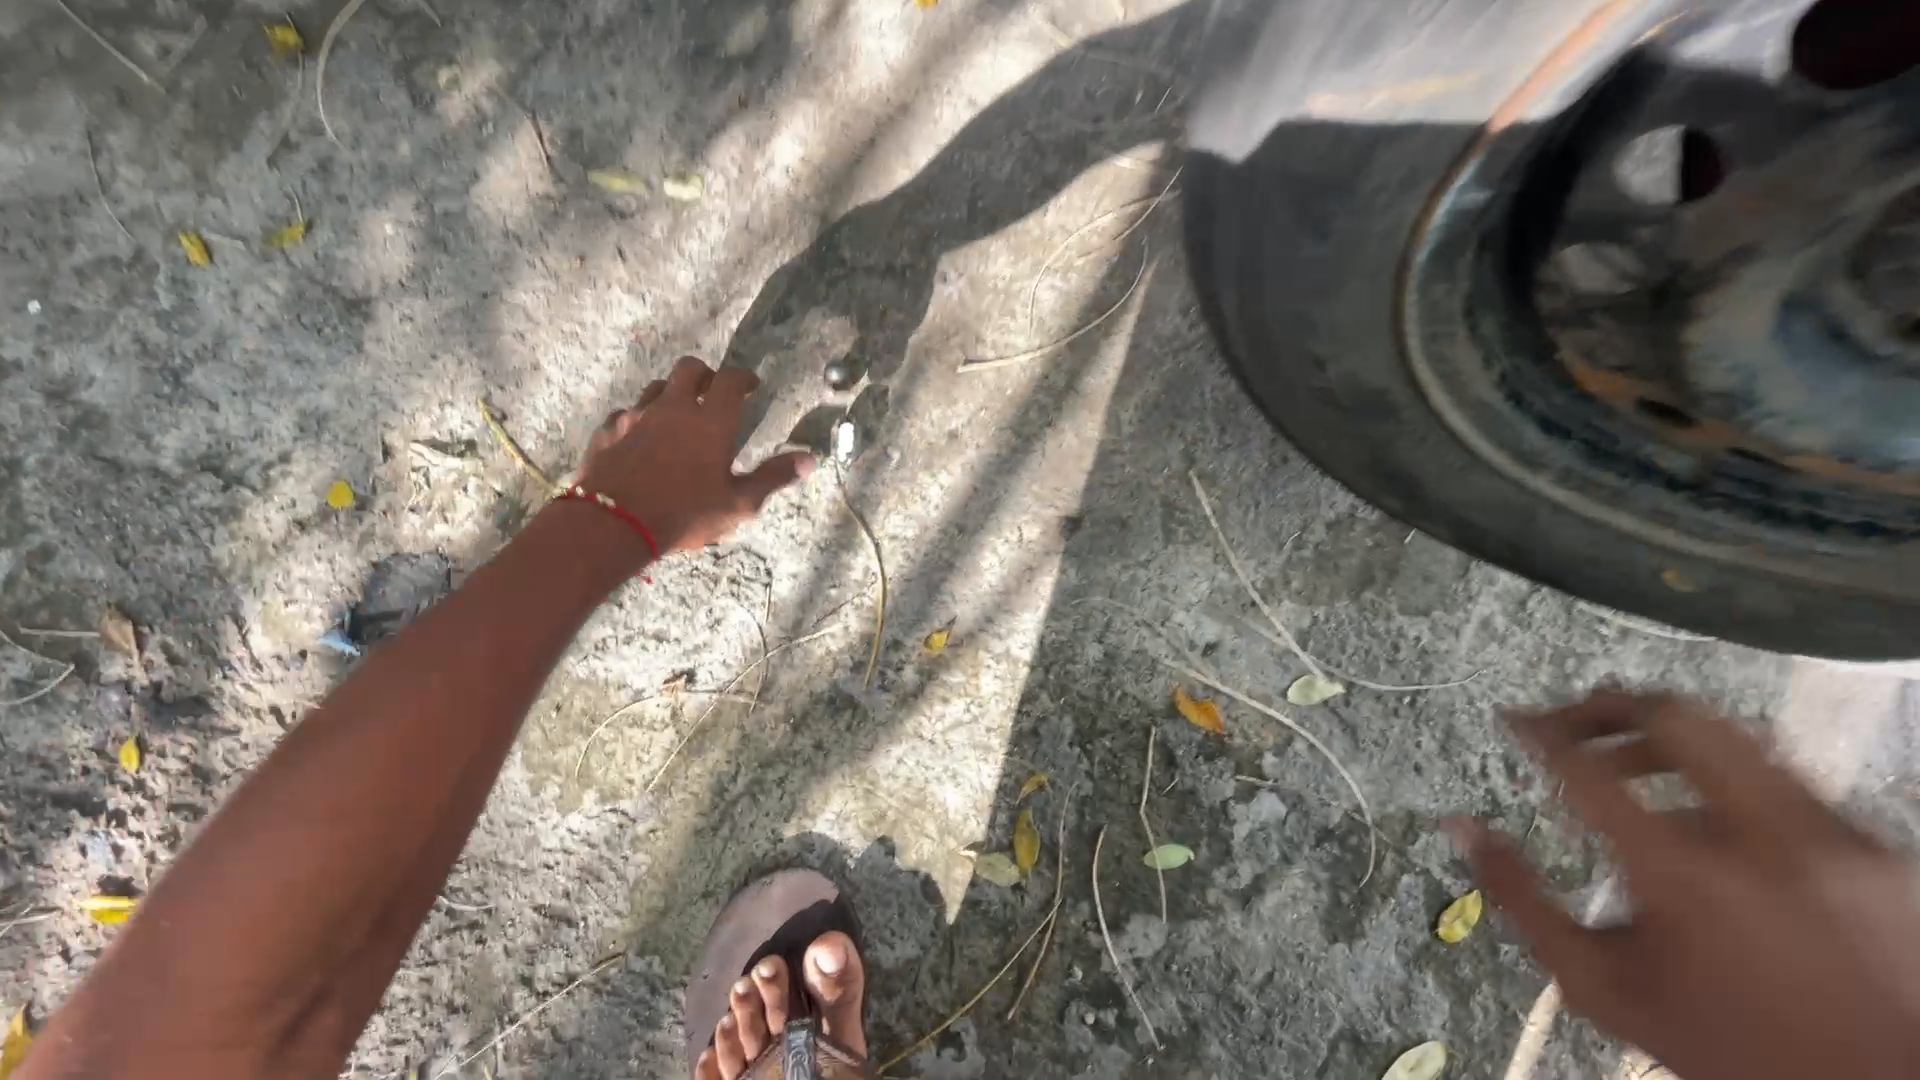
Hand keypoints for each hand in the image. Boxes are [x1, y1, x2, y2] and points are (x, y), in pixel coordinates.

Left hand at [576, 355, 812, 554]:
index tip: (751, 385)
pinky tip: (640, 438)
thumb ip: (773, 477)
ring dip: (671, 394)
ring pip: (656, 388)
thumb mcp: (739, 503)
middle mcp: (673, 408)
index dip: (743, 377)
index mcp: (711, 421)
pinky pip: (624, 414)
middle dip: (705, 375)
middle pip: (690, 369)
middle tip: (713, 393)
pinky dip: (637, 420)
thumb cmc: (685, 514)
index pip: (731, 379)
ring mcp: (636, 416)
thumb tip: (810, 460)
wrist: (614, 524)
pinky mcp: (608, 432)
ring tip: (678, 415)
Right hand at [1457, 691, 1919, 1079]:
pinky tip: (1699, 802)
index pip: (1584, 764)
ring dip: (1662, 733)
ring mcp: (1832, 834)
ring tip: (1624, 753)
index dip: (1535, 729)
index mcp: (1682, 871)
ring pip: (1733, 733)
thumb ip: (1521, 900)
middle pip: (1672, 716)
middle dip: (1603, 706)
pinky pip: (1782, 772)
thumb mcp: (1603, 987)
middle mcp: (1761, 836)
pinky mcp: (1878, 843)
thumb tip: (1459, 826)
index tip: (1511, 719)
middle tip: (1565, 719)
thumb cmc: (1732, 1043)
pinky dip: (1722, 768)